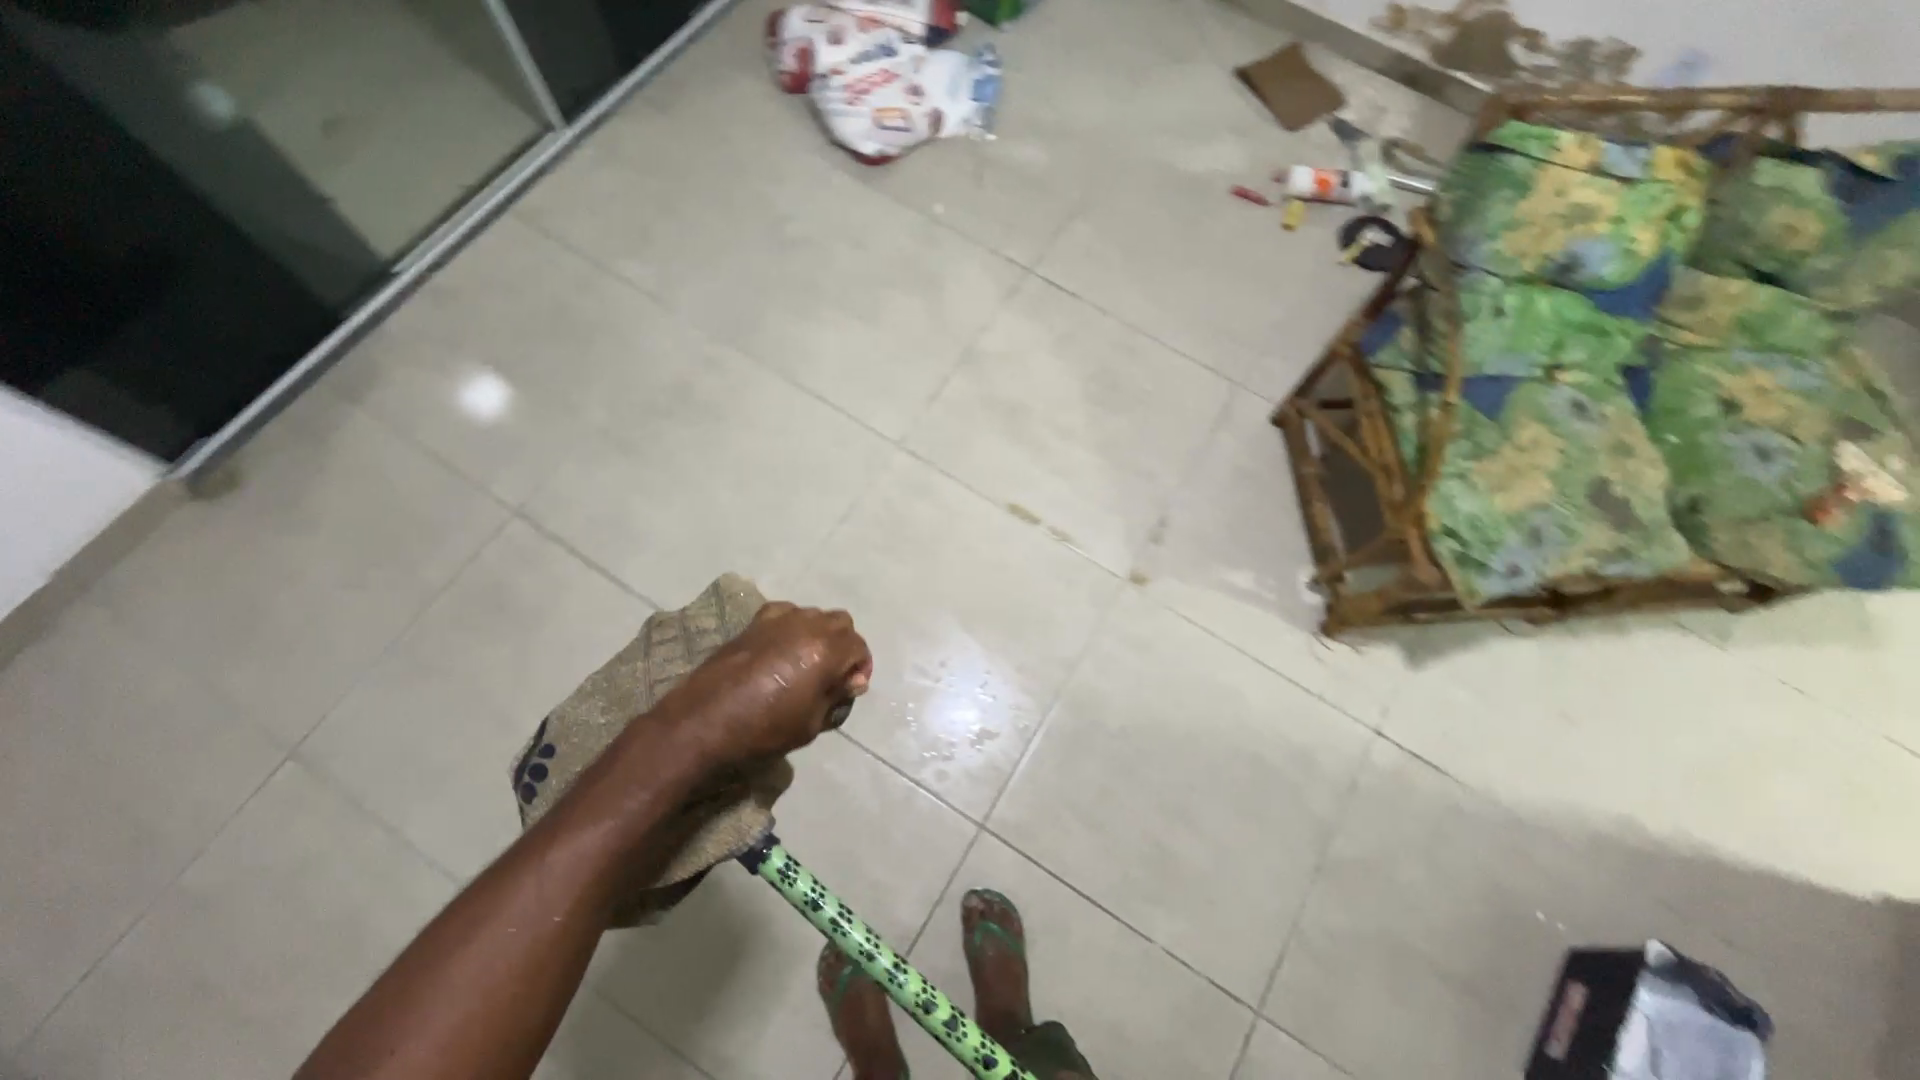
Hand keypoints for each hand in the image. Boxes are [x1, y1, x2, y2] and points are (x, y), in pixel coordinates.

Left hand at [655, 601, 872, 768]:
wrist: (705, 722)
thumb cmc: (764, 730)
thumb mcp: (811, 723)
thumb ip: (836, 696)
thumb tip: (850, 681)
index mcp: (826, 650)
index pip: (859, 647)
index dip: (861, 667)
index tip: (851, 688)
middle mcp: (806, 625)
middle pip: (841, 623)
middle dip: (843, 646)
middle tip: (834, 674)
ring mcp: (778, 619)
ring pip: (813, 615)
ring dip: (819, 634)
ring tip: (808, 662)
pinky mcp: (754, 622)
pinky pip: (786, 614)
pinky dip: (792, 626)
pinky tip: (782, 649)